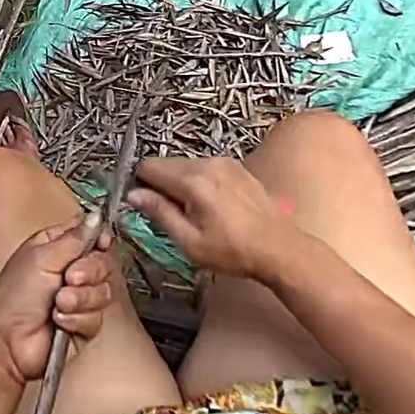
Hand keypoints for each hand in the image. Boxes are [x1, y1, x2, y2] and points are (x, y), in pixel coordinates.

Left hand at [0, 217, 114, 386]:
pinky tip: (59, 322)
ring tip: (58, 303)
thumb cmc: (14, 296)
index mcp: (56, 246)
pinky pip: (97, 317)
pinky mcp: (84, 324)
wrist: (7, 344)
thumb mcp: (42, 257)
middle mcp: (70, 269)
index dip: (99, 236)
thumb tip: (97, 217)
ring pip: (103, 290)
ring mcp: (79, 298)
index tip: (102, 242)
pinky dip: (78, 319)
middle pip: (102, 261)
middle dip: (89, 270)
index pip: (89, 232)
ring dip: (81, 298)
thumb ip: (74, 238)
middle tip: (69, 278)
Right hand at [128, 157, 302, 281]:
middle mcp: (207, 164)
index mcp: (193, 181)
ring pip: (184, 164)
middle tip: (172, 214)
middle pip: (165, 164)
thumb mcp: (190, 242)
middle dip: (160, 185)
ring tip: (194, 212)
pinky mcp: (235, 166)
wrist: (280, 249)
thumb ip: (160, 213)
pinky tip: (210, 205)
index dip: (142, 186)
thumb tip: (134, 195)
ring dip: (179, 183)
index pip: (149, 168)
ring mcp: (223, 161)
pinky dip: (198, 180)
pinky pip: (203, 166)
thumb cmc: (233, 252)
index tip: (146, 206)